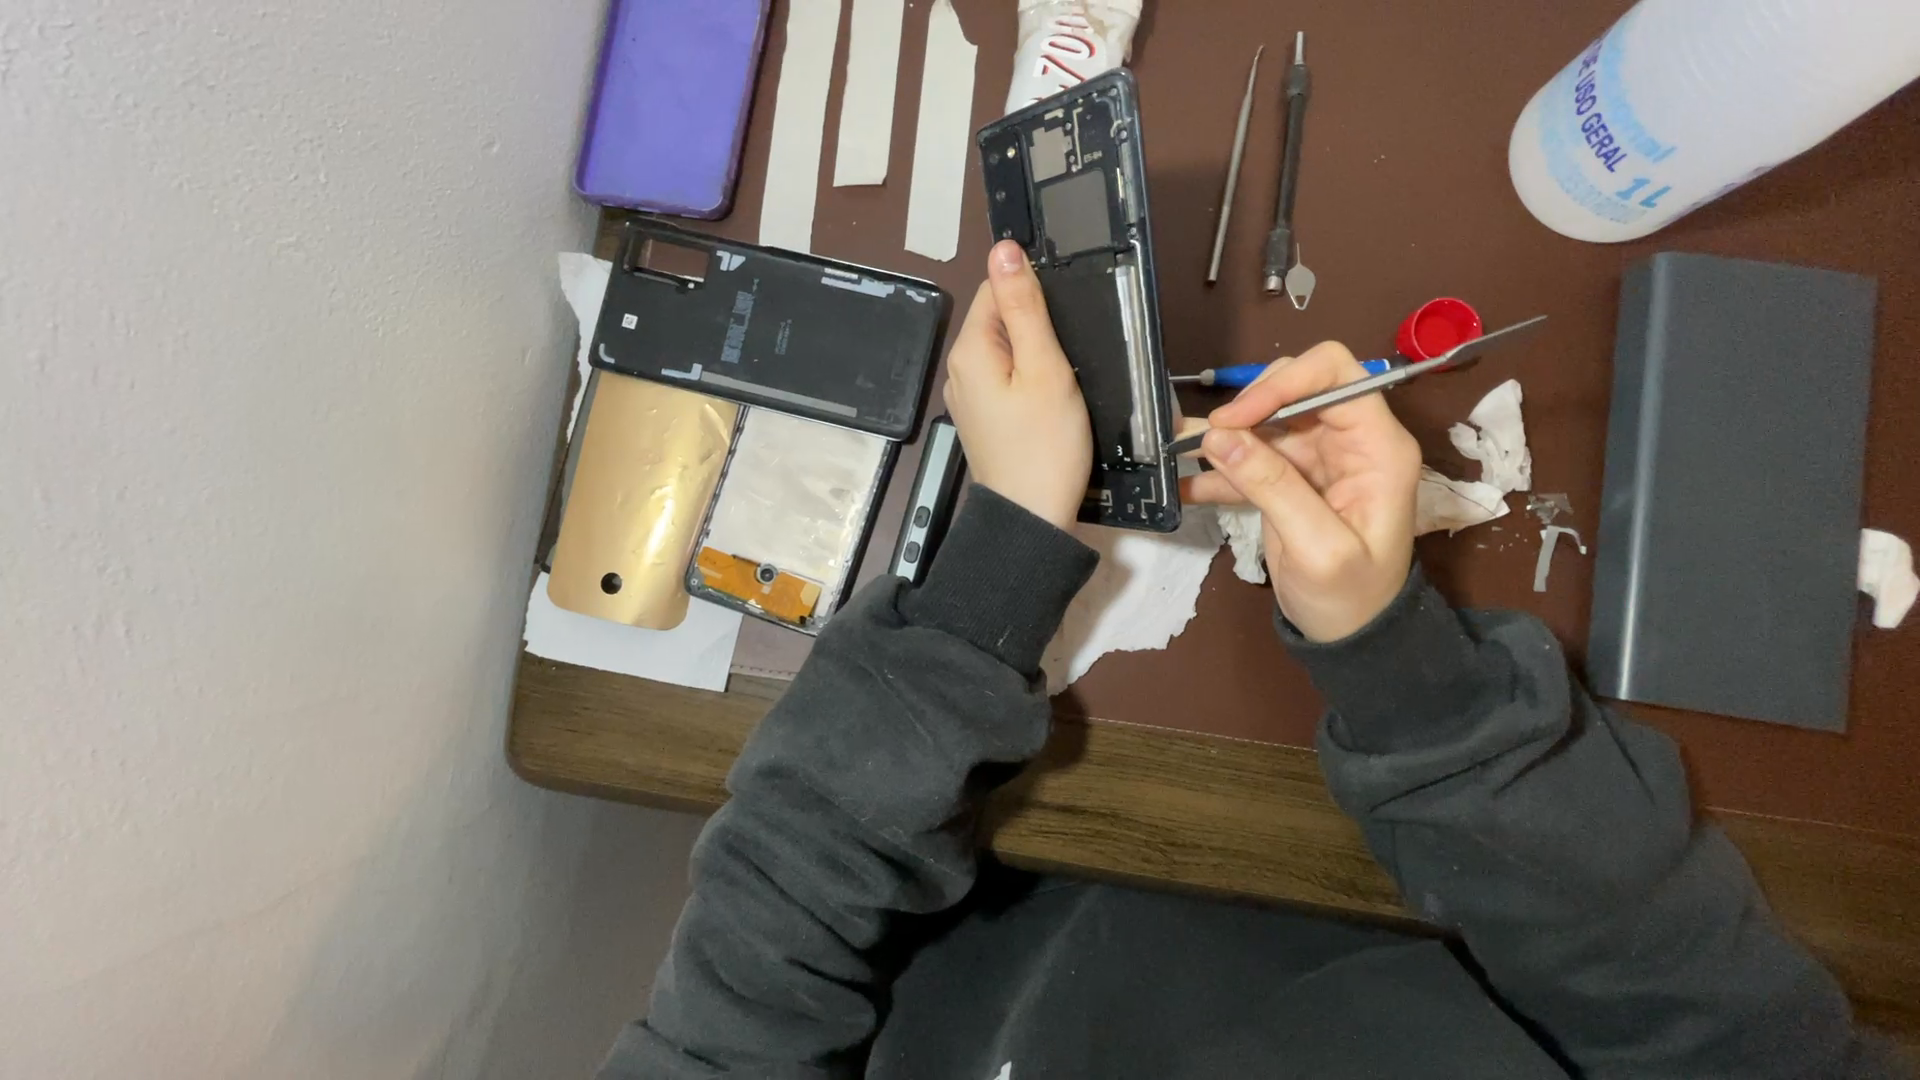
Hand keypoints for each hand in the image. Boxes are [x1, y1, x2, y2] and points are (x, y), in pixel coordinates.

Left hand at [942, 240, 1092, 529]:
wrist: (1030, 516)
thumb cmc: (1045, 444)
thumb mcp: (1044, 367)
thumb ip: (1024, 307)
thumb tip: (1004, 249)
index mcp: (970, 348)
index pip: (994, 287)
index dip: (1032, 291)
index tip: (1064, 315)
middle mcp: (959, 368)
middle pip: (998, 319)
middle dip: (1035, 325)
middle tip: (1068, 355)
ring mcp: (967, 396)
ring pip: (1004, 351)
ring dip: (1034, 354)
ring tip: (1061, 380)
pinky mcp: (981, 418)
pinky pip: (1003, 380)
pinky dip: (1026, 380)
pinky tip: (1048, 400)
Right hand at [1183, 342, 1421, 641]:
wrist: (1350, 634)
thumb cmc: (1349, 595)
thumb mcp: (1315, 546)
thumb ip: (1271, 487)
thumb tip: (1217, 437)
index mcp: (1375, 446)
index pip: (1334, 375)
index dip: (1281, 384)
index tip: (1232, 420)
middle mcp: (1347, 441)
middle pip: (1294, 388)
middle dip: (1245, 408)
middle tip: (1206, 439)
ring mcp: (1314, 459)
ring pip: (1262, 422)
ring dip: (1218, 436)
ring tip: (1173, 451)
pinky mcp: (1286, 479)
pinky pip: (1246, 458)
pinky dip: (1213, 470)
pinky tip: (1181, 484)